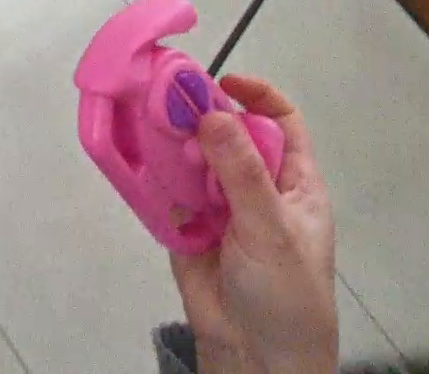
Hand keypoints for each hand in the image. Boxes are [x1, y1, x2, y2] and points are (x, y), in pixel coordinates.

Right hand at [169, 75, 338, 373]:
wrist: (252, 355)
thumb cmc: (284, 294)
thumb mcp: (270, 231)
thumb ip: (240, 173)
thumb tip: (211, 112)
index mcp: (292, 183)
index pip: (281, 122)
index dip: (256, 95)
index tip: (218, 81)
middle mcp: (254, 183)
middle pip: (225, 131)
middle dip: (199, 117)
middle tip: (171, 113)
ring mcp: (217, 200)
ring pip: (190, 152)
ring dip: (171, 142)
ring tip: (153, 138)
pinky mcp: (183, 216)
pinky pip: (163, 180)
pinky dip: (150, 167)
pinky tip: (135, 157)